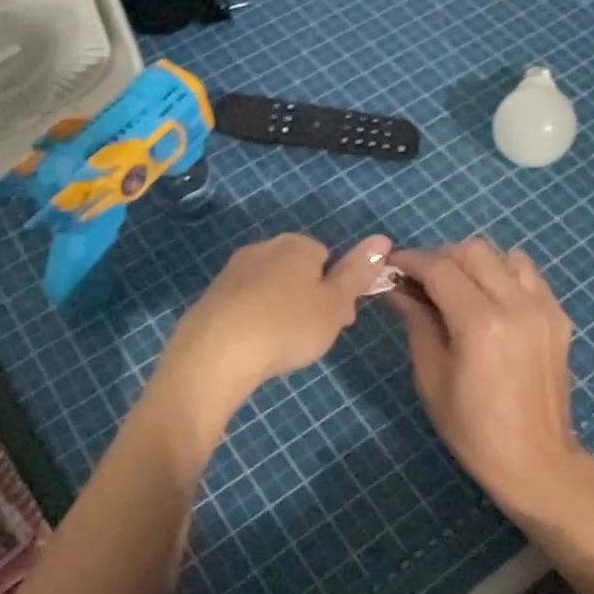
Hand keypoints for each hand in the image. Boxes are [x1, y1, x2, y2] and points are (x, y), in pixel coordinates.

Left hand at [153, 232, 391, 428]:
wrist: (214, 354)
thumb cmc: (286, 327)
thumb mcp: (335, 304)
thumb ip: (358, 272)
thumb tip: (382, 239)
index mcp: (297, 244)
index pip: (329, 258)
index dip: (338, 290)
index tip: (339, 321)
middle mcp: (264, 248)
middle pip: (299, 272)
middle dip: (310, 300)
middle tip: (315, 337)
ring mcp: (234, 271)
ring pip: (272, 289)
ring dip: (282, 312)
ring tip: (284, 347)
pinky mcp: (212, 297)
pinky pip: (247, 306)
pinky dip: (256, 322)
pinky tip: (256, 347)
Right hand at [385, 239, 593, 513]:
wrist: (536, 460)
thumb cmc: (473, 429)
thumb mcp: (432, 378)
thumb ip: (416, 323)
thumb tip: (396, 289)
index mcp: (481, 324)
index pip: (440, 268)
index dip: (411, 261)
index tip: (392, 266)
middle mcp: (517, 305)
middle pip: (474, 251)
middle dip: (442, 258)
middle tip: (422, 283)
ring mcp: (544, 308)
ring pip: (505, 255)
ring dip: (476, 263)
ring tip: (459, 290)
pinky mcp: (559, 317)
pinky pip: (529, 276)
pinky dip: (504, 276)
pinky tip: (490, 303)